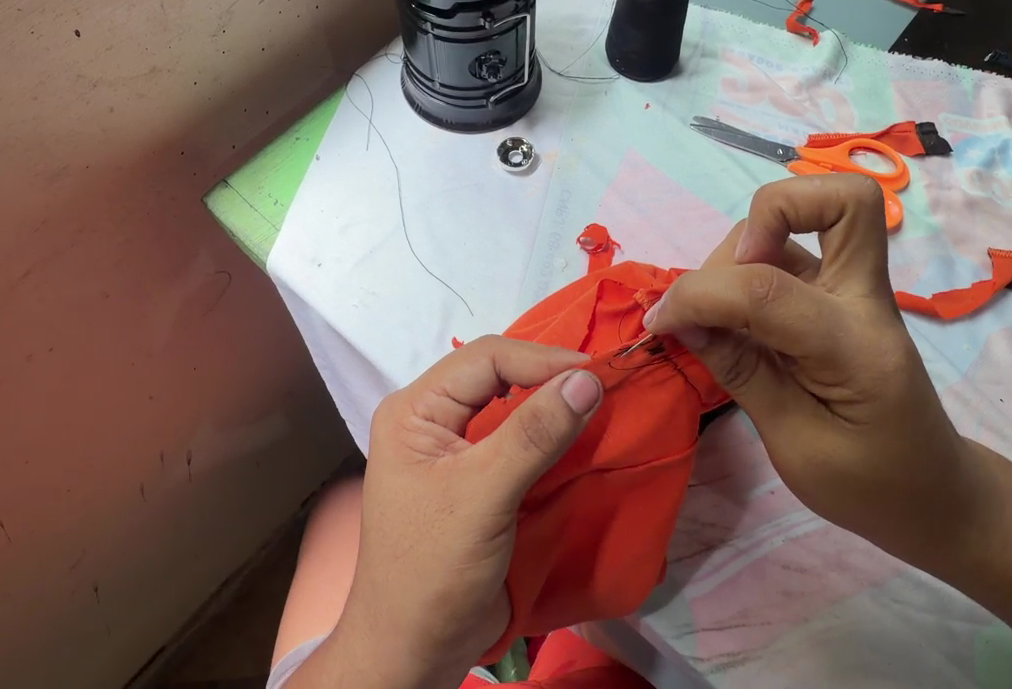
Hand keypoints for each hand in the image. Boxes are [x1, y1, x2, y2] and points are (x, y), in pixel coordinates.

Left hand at [332, 336, 602, 687]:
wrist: (412, 652)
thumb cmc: (434, 569)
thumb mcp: (484, 496)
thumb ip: (534, 435)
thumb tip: (587, 380)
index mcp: (415, 409)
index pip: (484, 358)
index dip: (541, 359)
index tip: (595, 373)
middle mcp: (429, 417)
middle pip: (494, 373)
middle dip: (546, 374)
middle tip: (599, 383)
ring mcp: (449, 447)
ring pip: (506, 402)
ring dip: (548, 400)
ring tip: (594, 400)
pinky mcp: (471, 475)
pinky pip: (513, 436)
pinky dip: (546, 430)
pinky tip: (575, 431)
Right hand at [643, 174, 995, 565]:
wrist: (937, 498)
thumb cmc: (871, 488)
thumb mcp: (795, 448)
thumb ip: (741, 373)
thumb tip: (684, 320)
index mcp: (858, 348)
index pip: (768, 290)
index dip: (698, 295)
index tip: (661, 323)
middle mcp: (864, 299)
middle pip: (841, 198)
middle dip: (766, 213)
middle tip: (722, 287)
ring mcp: (855, 290)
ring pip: (802, 217)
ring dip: (744, 246)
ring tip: (717, 313)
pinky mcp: (838, 293)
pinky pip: (790, 248)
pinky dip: (748, 263)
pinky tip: (731, 314)